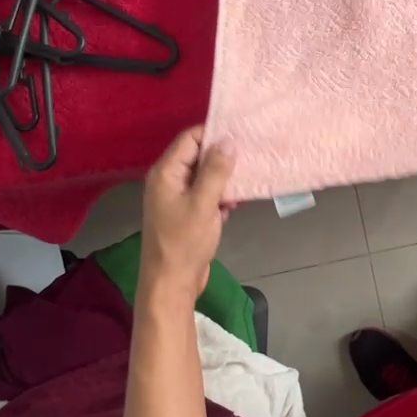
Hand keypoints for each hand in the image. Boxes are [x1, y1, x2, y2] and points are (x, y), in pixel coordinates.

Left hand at [140, 127, 235, 301]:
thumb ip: (215, 171)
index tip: (241, 134)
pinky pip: (205, 195)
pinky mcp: (187, 214)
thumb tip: (228, 142)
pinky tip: (234, 205)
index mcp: (166, 173)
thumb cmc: (184, 242)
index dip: (213, 134)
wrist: (172, 282)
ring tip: (246, 181)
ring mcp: (177, 198)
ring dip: (223, 179)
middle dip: (222, 156)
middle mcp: (169, 181)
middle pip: (197, 156)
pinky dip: (220, 197)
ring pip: (204, 177)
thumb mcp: (203, 204)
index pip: (189, 139)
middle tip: (250, 155)